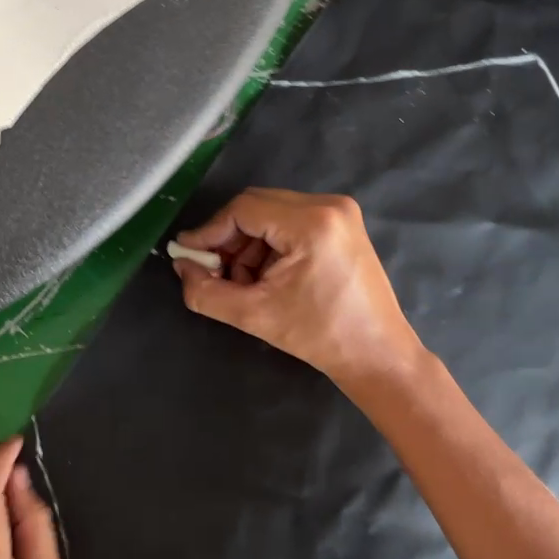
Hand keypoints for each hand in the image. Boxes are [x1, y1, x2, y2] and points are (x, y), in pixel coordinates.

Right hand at [172, 187, 425, 386]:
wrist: (376, 353)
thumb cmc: (319, 336)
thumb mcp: (253, 315)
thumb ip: (206, 291)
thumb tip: (182, 267)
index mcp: (311, 222)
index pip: (243, 209)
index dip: (209, 232)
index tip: (187, 256)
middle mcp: (328, 205)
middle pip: (257, 206)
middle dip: (228, 239)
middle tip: (213, 272)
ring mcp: (340, 213)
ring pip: (271, 214)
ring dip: (248, 245)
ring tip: (243, 283)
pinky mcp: (343, 225)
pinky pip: (290, 222)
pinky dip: (270, 246)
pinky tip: (266, 278)